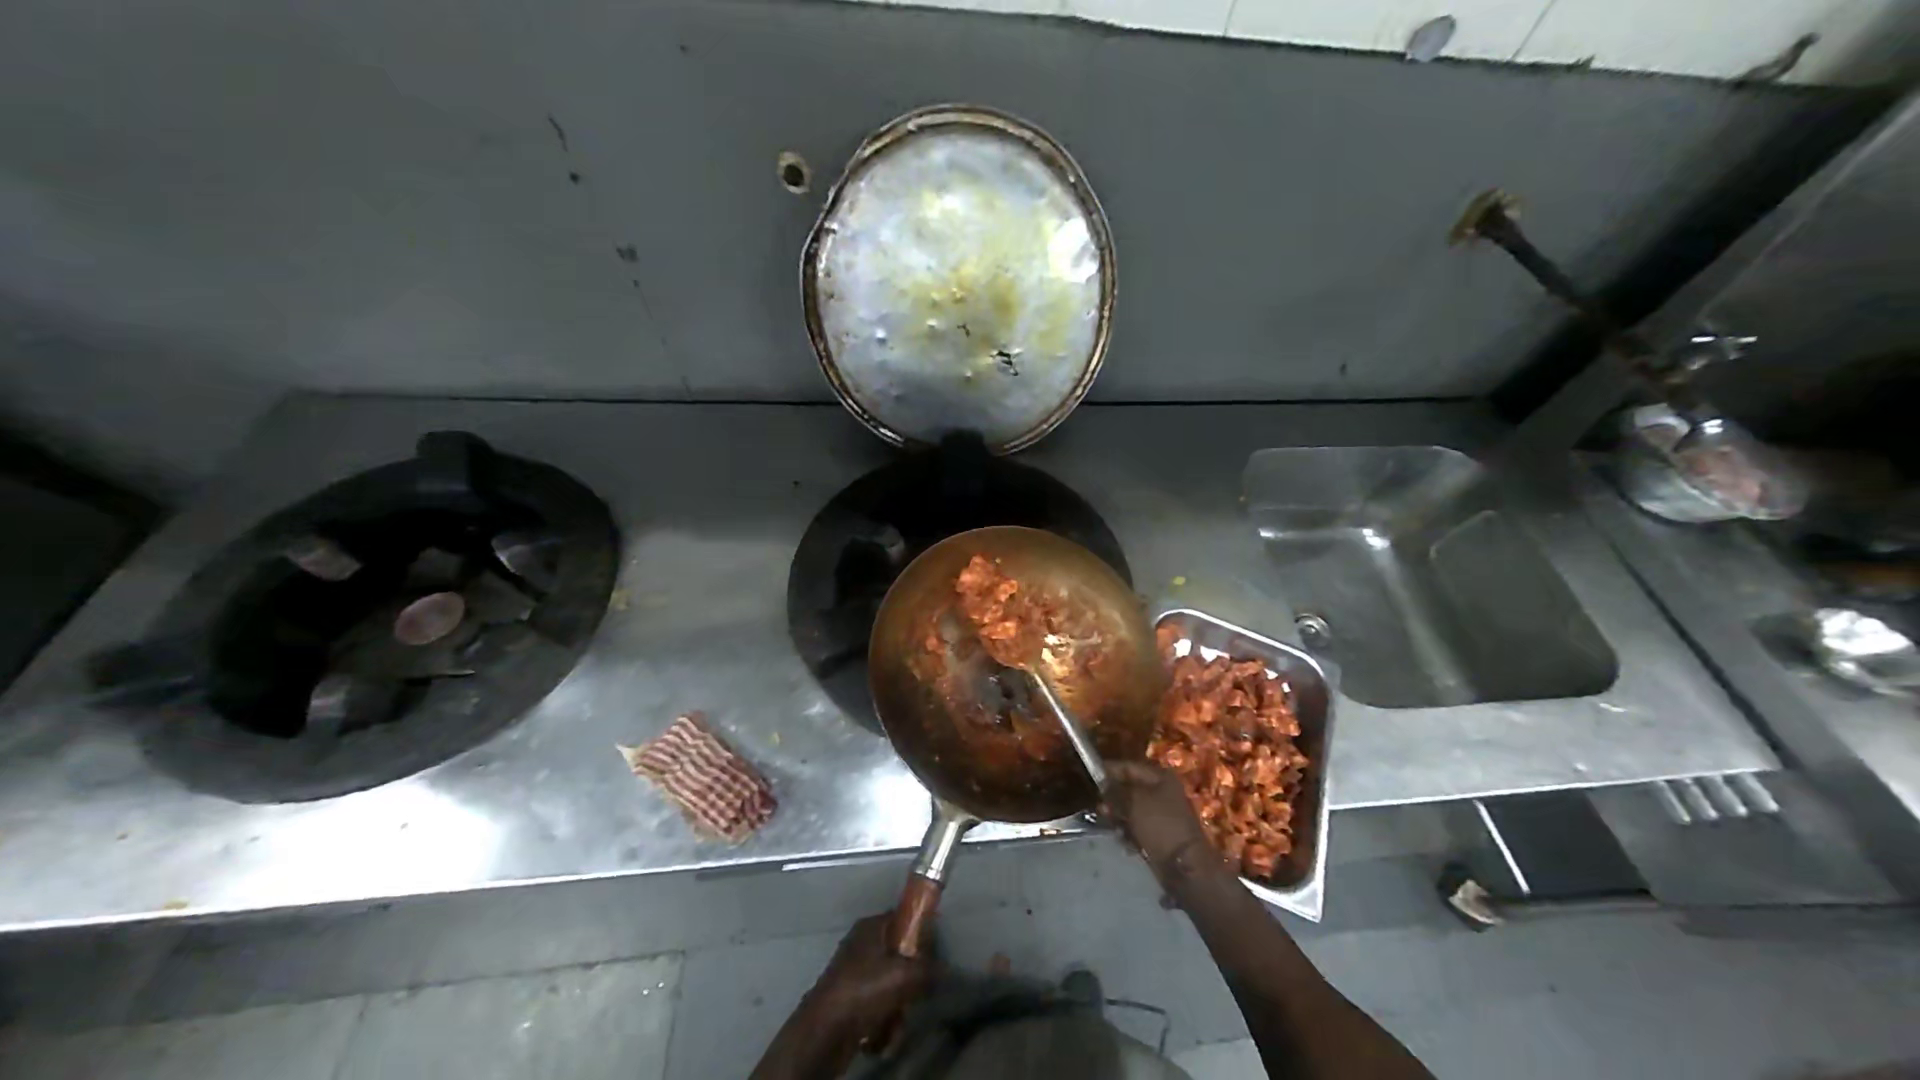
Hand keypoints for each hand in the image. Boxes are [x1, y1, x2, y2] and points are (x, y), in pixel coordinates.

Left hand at [800, 913, 930, 1043]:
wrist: (824, 1030)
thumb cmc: (864, 989)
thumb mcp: (905, 975)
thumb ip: (929, 968)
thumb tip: (945, 968)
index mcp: (871, 927)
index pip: (904, 918)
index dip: (921, 933)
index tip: (933, 954)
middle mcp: (861, 945)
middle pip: (899, 957)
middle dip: (910, 983)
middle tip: (915, 995)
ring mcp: (853, 973)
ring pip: (890, 986)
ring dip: (898, 1009)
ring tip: (895, 1022)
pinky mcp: (849, 1000)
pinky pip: (877, 1006)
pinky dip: (883, 1022)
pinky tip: (882, 1037)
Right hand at [1102, 759, 1225, 891]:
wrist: (1184, 865)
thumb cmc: (1160, 825)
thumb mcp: (1134, 801)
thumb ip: (1115, 790)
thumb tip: (1103, 785)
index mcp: (1160, 778)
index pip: (1128, 767)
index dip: (1109, 771)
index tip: (1090, 776)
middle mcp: (1161, 792)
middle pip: (1128, 788)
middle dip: (1112, 798)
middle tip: (1100, 807)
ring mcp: (1161, 814)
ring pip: (1130, 809)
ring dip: (1118, 817)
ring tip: (1110, 825)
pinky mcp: (1158, 833)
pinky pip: (1136, 826)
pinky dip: (1127, 831)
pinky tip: (1124, 839)